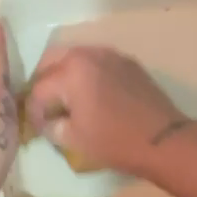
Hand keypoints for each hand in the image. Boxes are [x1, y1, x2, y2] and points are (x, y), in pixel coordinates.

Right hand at [24, 46, 188, 176]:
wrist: (162, 140)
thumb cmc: (114, 141)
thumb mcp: (74, 140)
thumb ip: (52, 126)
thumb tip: (48, 121)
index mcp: (70, 72)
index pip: (39, 89)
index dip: (33, 110)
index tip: (37, 127)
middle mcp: (87, 55)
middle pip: (52, 61)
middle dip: (43, 82)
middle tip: (45, 105)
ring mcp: (110, 55)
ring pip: (75, 57)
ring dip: (64, 74)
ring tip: (66, 99)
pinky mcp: (127, 62)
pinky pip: (97, 62)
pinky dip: (86, 74)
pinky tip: (91, 94)